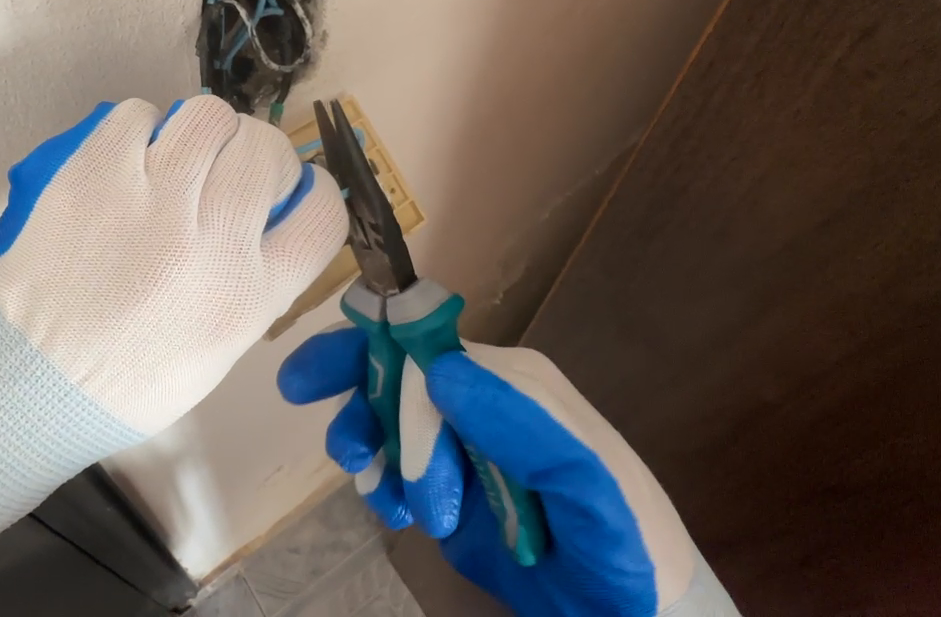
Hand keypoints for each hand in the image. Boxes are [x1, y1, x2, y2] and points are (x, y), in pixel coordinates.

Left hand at [0, 96, 346, 582]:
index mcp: (249, 296)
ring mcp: (151, 203)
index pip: (321, 215)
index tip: (289, 190)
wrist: (33, 384)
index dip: (310, 190)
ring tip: (177, 155)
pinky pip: (138, 115)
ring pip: (209, 117)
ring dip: (201, 130)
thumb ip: (255, 282)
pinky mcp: (94, 176)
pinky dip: (139, 128)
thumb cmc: (130, 377)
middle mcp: (212, 244)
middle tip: (223, 168)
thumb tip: (265, 218)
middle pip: (266, 151)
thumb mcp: (221, 348)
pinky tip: (128, 157)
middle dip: (254, 152)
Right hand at [279, 332, 738, 616]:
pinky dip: (381, 480)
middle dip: (351, 385)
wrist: (636, 613)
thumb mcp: (587, 481)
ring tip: (374, 487)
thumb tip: (442, 368)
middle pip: (396, 371)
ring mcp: (461, 441)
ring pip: (388, 418)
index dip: (370, 355)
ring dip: (366, 443)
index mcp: (509, 381)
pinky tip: (392, 509)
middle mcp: (479, 399)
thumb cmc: (620, 538)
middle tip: (305, 398)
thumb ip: (524, 423)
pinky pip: (396, 465)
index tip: (315, 376)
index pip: (425, 349)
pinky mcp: (450, 483)